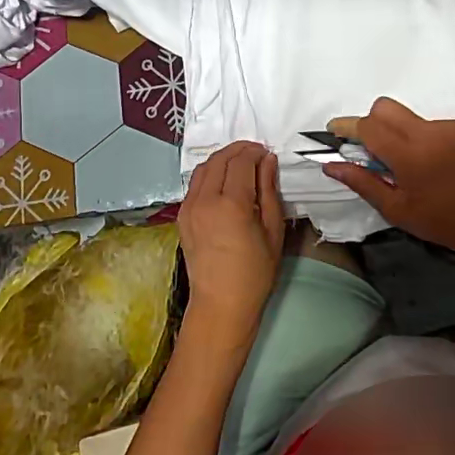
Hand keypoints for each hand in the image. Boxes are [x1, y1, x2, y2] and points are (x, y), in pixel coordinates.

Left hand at [178, 141, 285, 329]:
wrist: (221, 303)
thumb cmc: (254, 273)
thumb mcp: (272, 231)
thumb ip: (268, 191)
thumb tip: (267, 161)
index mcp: (231, 204)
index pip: (241, 162)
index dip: (254, 152)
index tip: (266, 153)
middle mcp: (205, 200)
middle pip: (219, 160)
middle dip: (238, 150)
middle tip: (255, 151)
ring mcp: (189, 207)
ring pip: (203, 169)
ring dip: (221, 159)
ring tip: (240, 163)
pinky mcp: (182, 216)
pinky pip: (195, 185)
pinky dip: (209, 174)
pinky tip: (223, 182)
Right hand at [322, 97, 454, 256]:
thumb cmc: (442, 222)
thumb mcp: (395, 209)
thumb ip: (361, 182)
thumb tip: (330, 165)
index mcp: (412, 156)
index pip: (369, 127)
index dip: (347, 127)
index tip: (333, 132)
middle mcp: (432, 133)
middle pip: (385, 108)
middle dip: (371, 123)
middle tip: (370, 151)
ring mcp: (451, 127)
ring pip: (407, 116)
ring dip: (396, 133)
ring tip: (406, 164)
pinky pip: (429, 123)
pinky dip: (420, 137)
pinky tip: (430, 162)